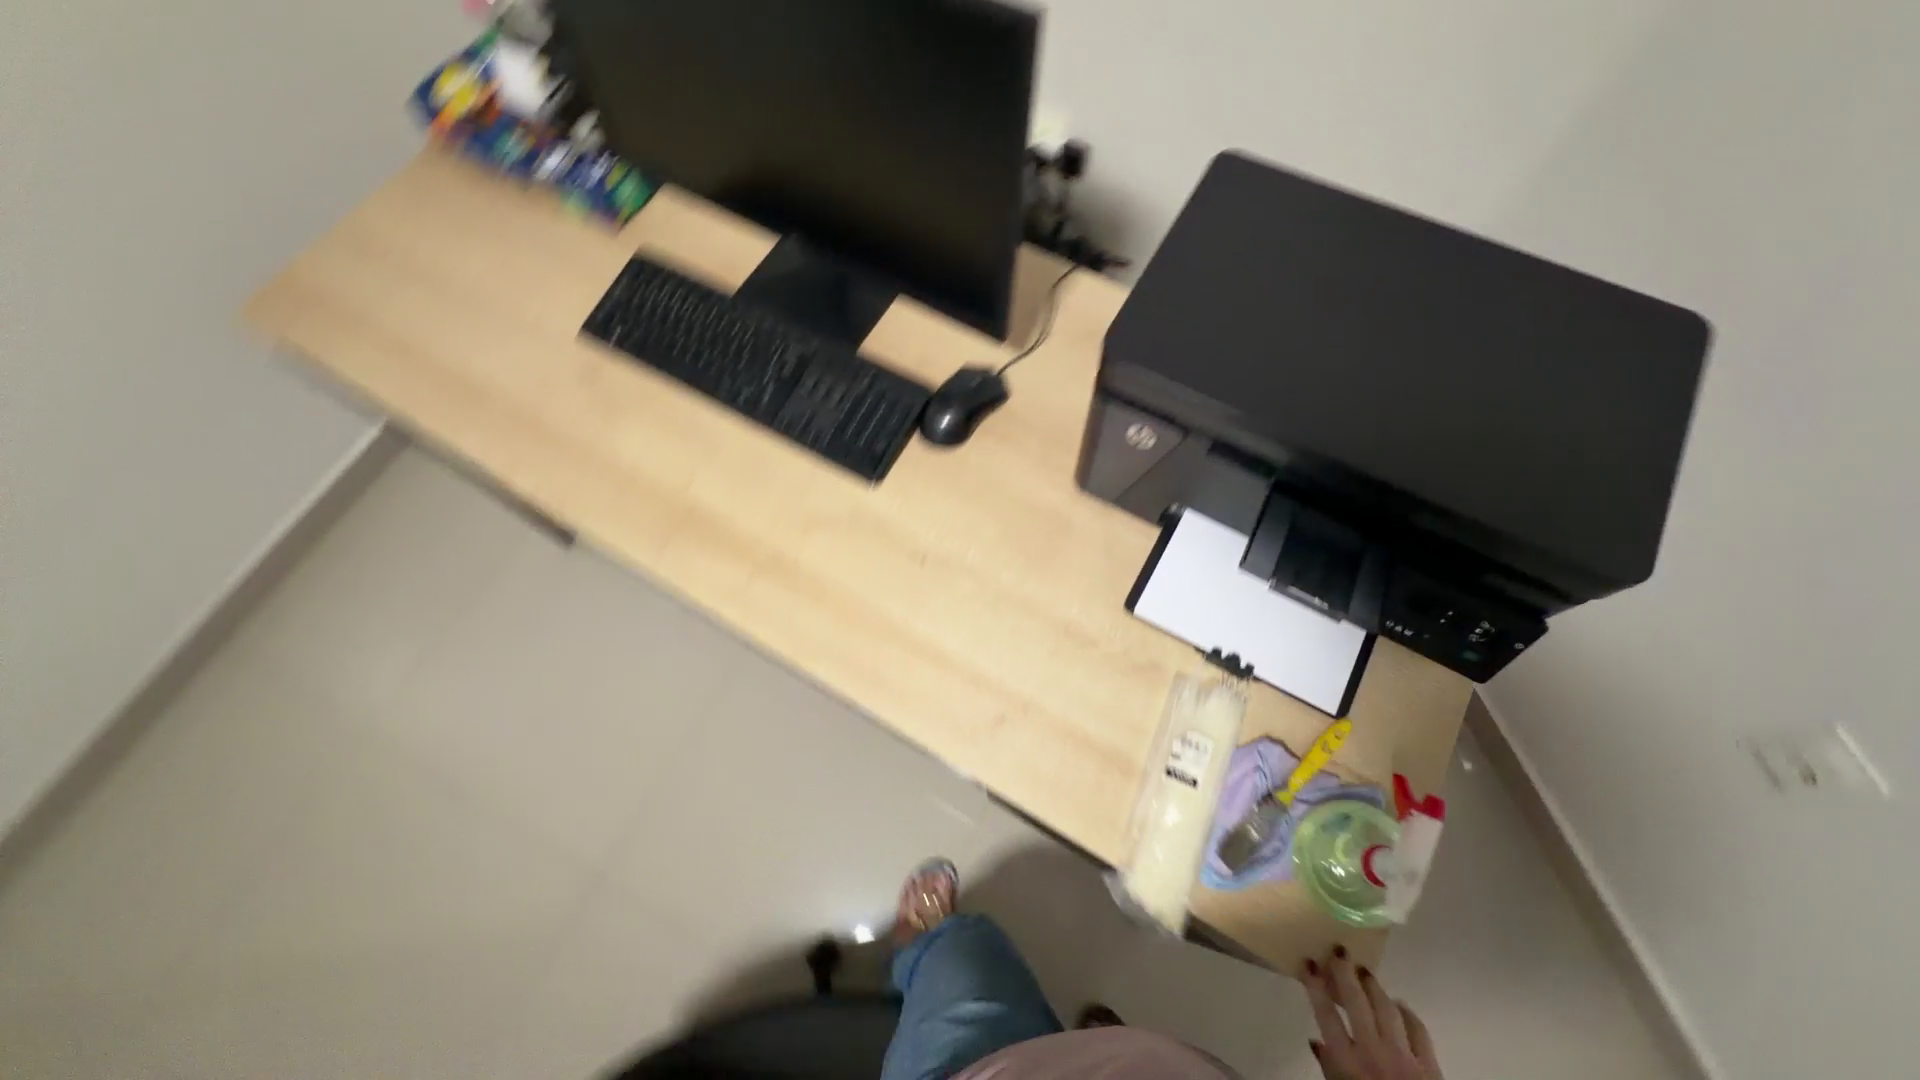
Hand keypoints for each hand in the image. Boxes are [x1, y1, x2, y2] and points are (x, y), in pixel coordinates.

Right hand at [1301, 947, 1442, 1079]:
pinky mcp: (1429, 1065)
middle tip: (1339, 950)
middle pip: (1356, 1003)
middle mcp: (1372, 1051)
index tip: (1308, 963)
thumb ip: (1327, 1067)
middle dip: (1345, 974)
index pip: (1326, 1014)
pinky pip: (1418, 1030)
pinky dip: (1408, 1013)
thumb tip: (1314, 1040)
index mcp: (1346, 1061)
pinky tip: (1399, 1003)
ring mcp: (1403, 1056)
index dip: (1315, 986)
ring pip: (1387, 1010)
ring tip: (1365, 970)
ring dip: (1375, 987)